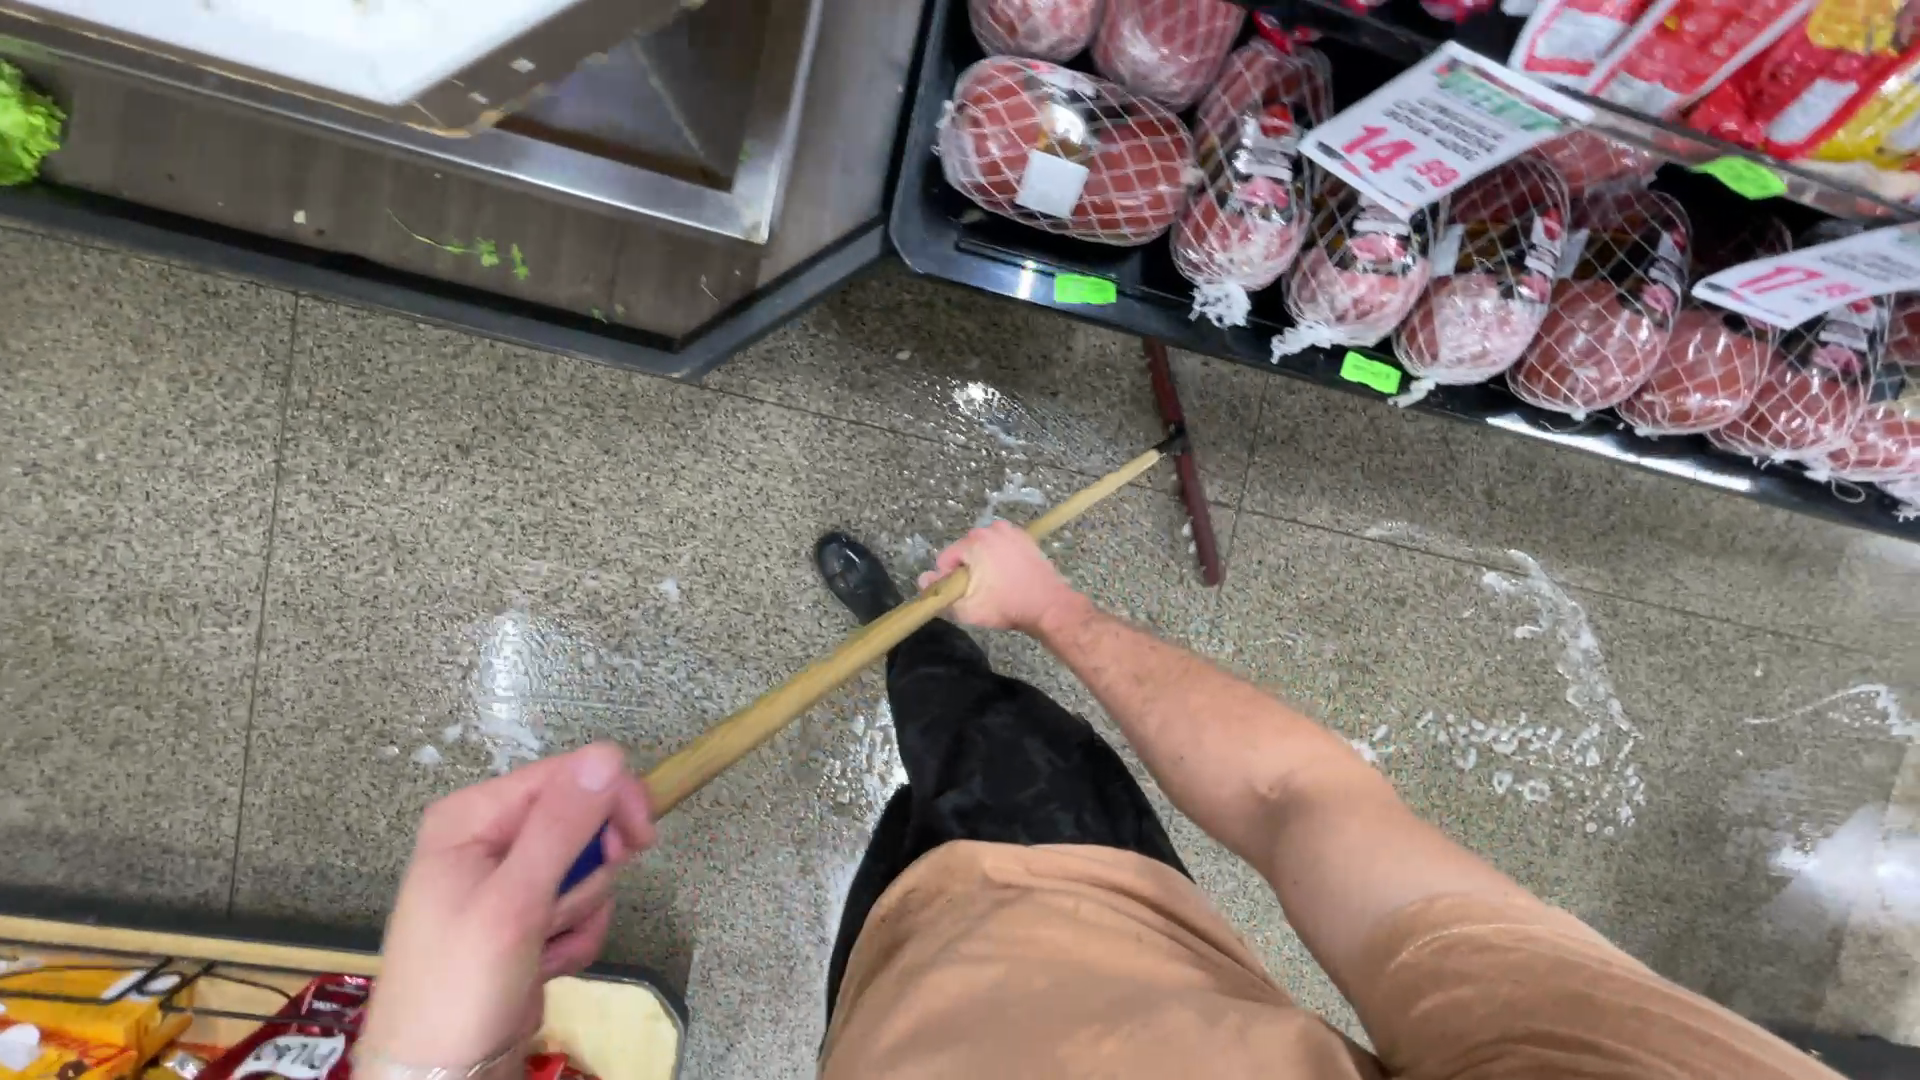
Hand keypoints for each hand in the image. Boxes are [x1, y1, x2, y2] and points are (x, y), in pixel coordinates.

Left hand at [359, 743, 655, 1068]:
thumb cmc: (461, 987)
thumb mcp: (514, 902)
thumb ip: (562, 825)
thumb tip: (610, 752)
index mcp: (474, 815)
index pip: (570, 774)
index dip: (613, 801)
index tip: (641, 842)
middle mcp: (490, 835)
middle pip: (584, 819)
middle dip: (589, 870)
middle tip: (572, 906)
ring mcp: (509, 875)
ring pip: (589, 864)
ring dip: (582, 909)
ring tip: (544, 946)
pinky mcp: (527, 912)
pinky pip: (582, 901)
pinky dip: (578, 933)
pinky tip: (548, 962)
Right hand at [917, 520, 1084, 634]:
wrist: (1049, 606)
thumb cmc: (1006, 606)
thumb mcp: (966, 608)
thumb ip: (940, 593)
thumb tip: (923, 579)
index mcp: (974, 541)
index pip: (945, 559)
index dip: (948, 579)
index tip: (963, 594)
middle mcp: (991, 529)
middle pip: (965, 551)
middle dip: (967, 569)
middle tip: (981, 592)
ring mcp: (1011, 531)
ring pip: (983, 549)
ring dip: (983, 564)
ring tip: (995, 586)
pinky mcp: (1025, 538)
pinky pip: (1001, 547)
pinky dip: (1000, 559)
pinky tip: (1008, 577)